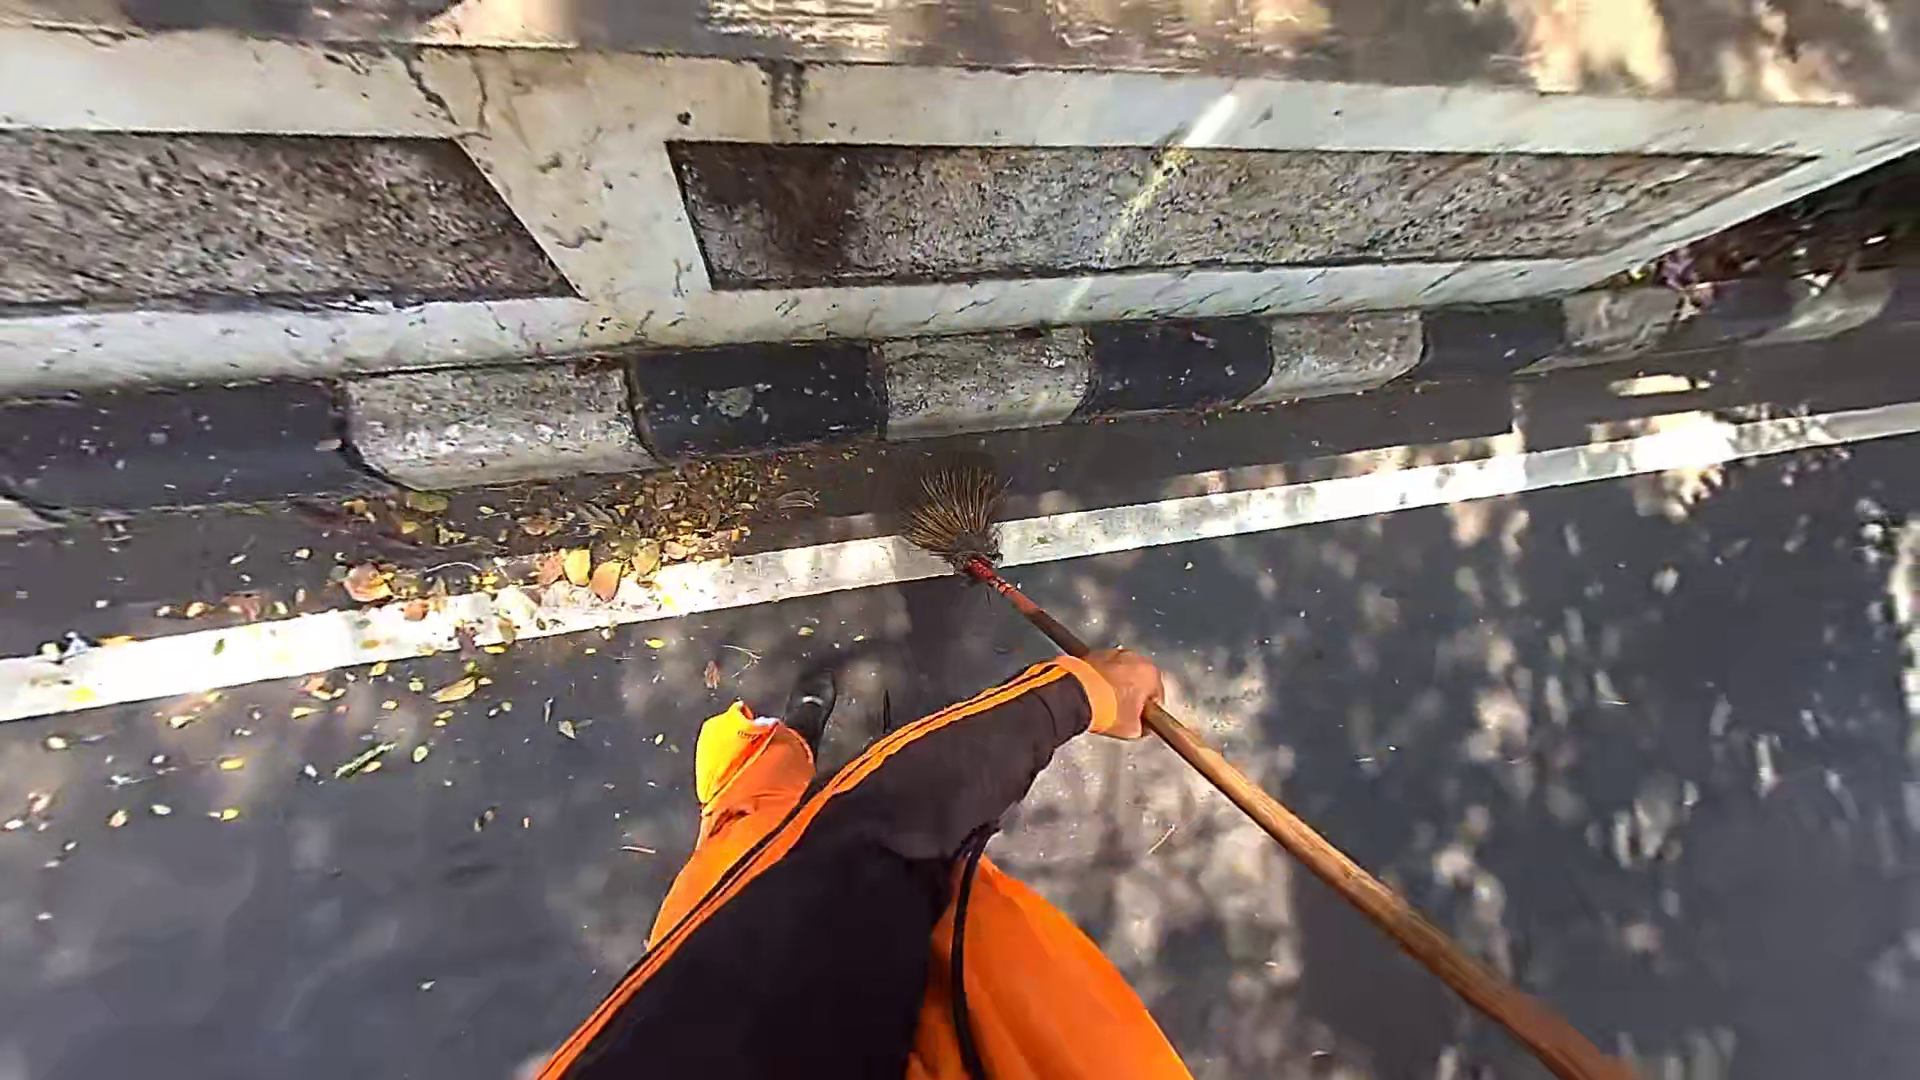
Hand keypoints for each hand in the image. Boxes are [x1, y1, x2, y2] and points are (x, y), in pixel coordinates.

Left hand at [1083, 647, 1162, 739]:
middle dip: (1133, 689)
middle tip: (1124, 707)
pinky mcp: (1092, 653)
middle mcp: (1134, 657)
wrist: (1078, 696)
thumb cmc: (1110, 709)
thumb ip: (1142, 724)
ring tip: (1107, 699)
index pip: (1157, 692)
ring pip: (1120, 668)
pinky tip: (1095, 690)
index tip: (1143, 716)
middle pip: (1138, 676)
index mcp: (1150, 673)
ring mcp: (1112, 653)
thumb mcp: (1133, 728)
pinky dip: (1101, 675)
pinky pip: (1103, 666)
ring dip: (1117, 680)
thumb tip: (1139, 725)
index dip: (1150, 707)